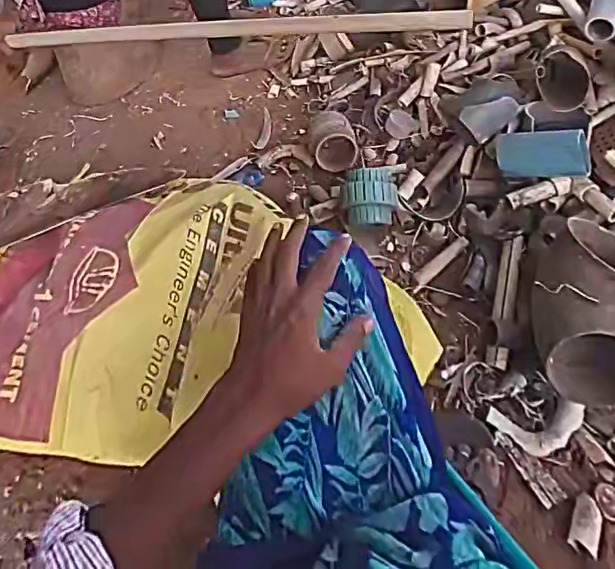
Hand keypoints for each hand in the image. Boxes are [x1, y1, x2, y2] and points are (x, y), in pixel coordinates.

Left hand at [220, 219, 372, 427]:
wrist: (249, 395)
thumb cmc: (292, 384)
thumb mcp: (330, 368)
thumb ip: (350, 340)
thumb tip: (367, 318)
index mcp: (303, 307)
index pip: (323, 270)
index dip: (335, 251)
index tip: (344, 238)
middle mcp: (281, 295)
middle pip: (287, 253)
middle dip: (296, 233)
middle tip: (304, 219)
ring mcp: (261, 300)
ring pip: (266, 259)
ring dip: (274, 240)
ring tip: (279, 227)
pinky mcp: (248, 308)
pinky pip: (253, 276)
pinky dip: (259, 261)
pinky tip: (260, 259)